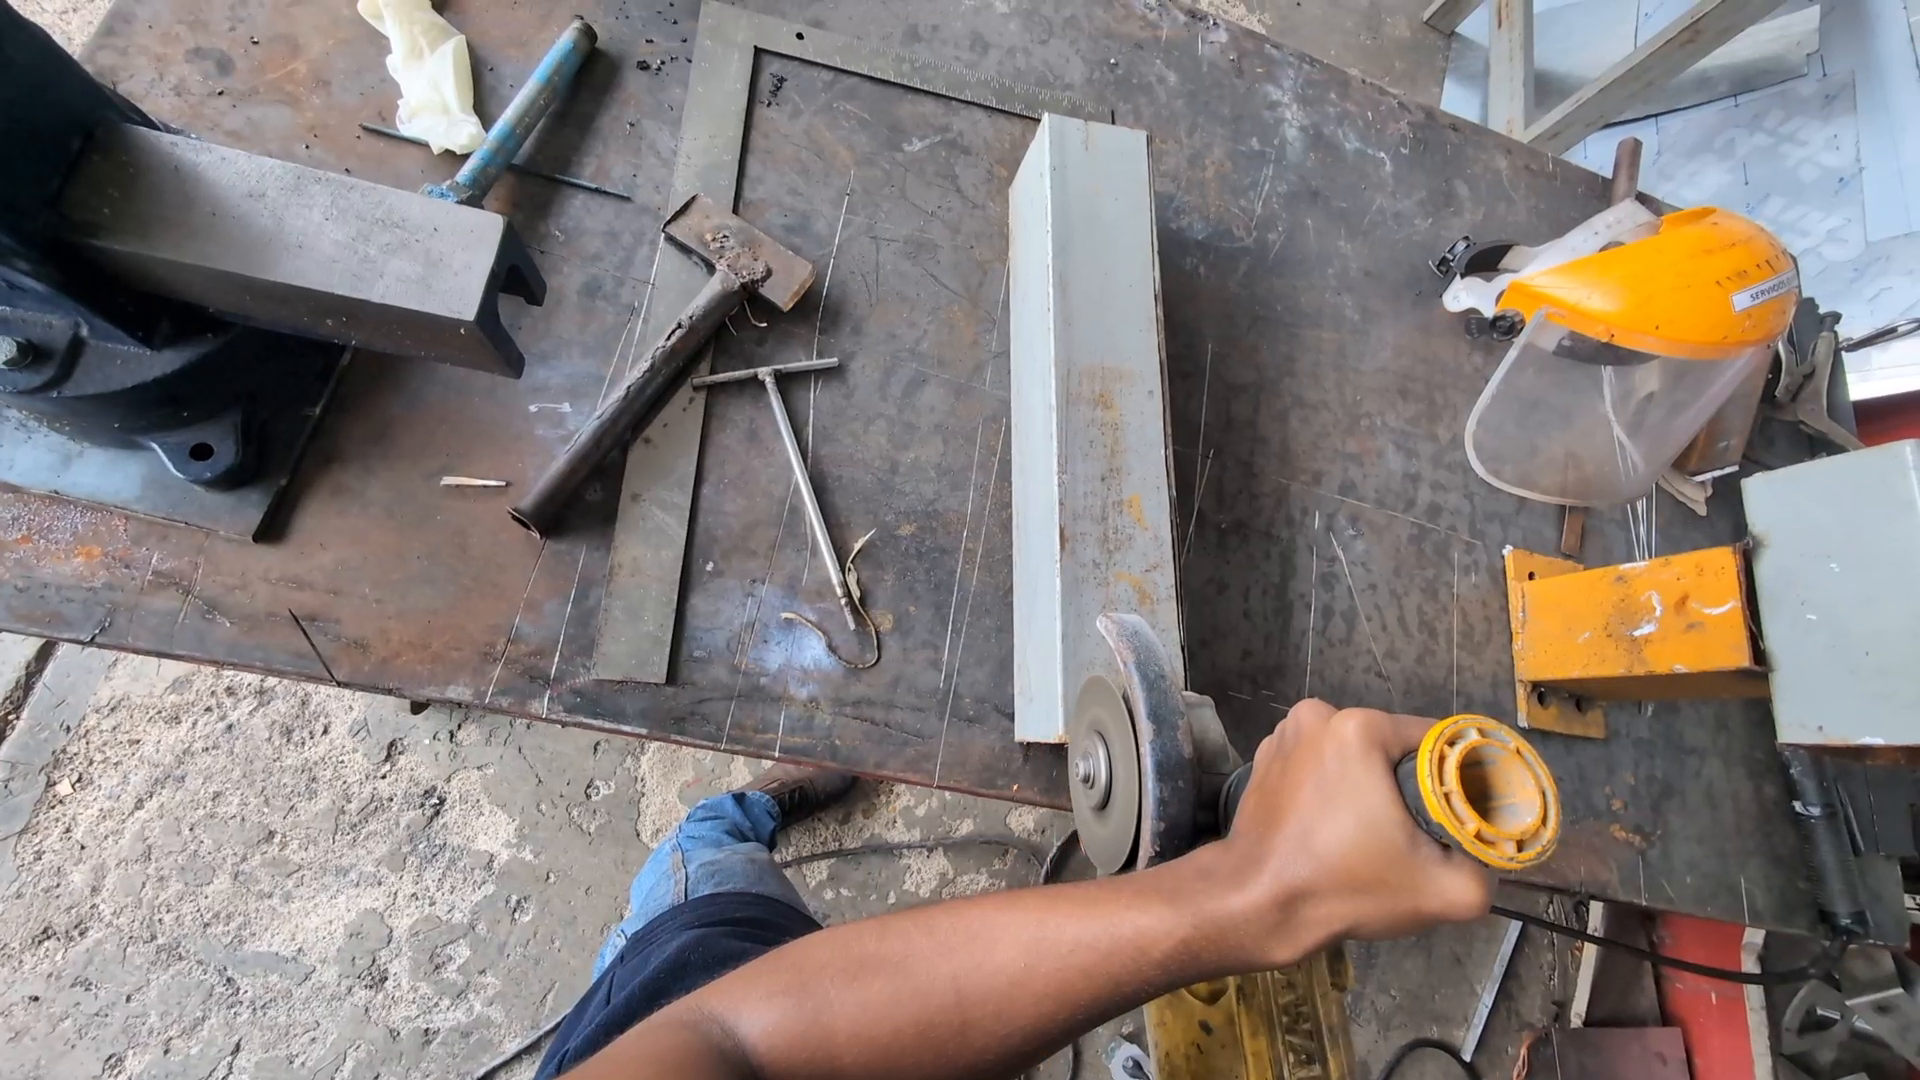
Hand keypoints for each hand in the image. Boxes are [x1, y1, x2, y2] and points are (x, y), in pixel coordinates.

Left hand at [1213, 698, 1492, 966]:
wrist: (1259, 898)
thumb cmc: (1347, 884)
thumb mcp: (1446, 890)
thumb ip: (1486, 866)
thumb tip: (1490, 853)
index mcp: (1357, 728)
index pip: (1434, 739)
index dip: (1461, 774)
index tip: (1470, 811)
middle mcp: (1315, 716)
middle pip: (1390, 745)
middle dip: (1412, 781)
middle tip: (1425, 829)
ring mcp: (1283, 734)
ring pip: (1352, 754)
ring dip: (1369, 783)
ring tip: (1379, 830)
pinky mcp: (1265, 757)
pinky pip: (1319, 763)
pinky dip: (1334, 785)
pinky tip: (1340, 823)